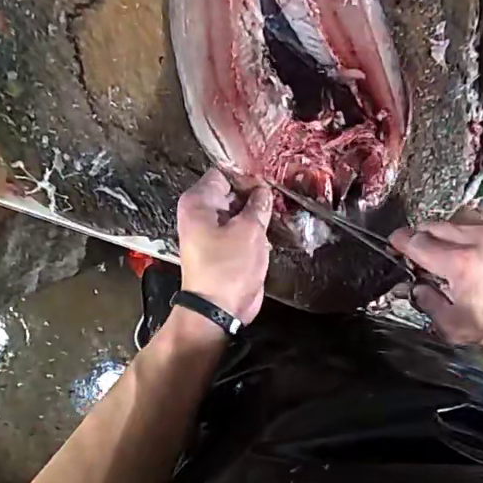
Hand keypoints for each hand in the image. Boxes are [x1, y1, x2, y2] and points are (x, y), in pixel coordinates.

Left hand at [176, 167, 273, 324]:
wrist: (219, 309)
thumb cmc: (229, 266)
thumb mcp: (249, 231)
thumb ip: (259, 205)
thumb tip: (264, 190)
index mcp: (199, 202)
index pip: (224, 173)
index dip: (248, 174)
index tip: (272, 176)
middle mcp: (201, 212)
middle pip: (231, 191)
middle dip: (256, 193)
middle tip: (282, 191)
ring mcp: (212, 231)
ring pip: (239, 212)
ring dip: (258, 213)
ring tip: (283, 207)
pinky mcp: (224, 248)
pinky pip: (241, 230)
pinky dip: (255, 229)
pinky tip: (276, 226)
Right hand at [388, 217, 482, 351]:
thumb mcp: (457, 327)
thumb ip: (431, 305)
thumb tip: (419, 289)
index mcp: (458, 264)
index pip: (417, 242)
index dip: (399, 242)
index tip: (392, 245)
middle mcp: (474, 240)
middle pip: (432, 226)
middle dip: (417, 237)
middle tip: (413, 253)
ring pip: (451, 221)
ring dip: (438, 232)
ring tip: (438, 252)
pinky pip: (471, 222)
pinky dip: (459, 230)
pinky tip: (462, 248)